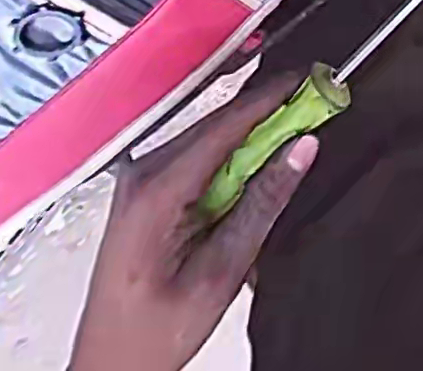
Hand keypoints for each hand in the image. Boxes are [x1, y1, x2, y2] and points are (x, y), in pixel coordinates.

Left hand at [70, 76, 317, 369]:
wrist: (109, 368)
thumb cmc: (154, 332)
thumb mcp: (221, 272)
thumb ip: (264, 203)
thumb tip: (301, 147)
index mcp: (156, 192)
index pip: (226, 125)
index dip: (272, 98)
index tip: (308, 80)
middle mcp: (143, 173)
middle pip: (219, 122)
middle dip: (269, 111)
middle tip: (314, 104)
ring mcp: (142, 176)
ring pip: (212, 133)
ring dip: (254, 130)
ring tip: (294, 127)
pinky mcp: (149, 185)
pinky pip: (201, 151)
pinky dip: (236, 149)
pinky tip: (258, 157)